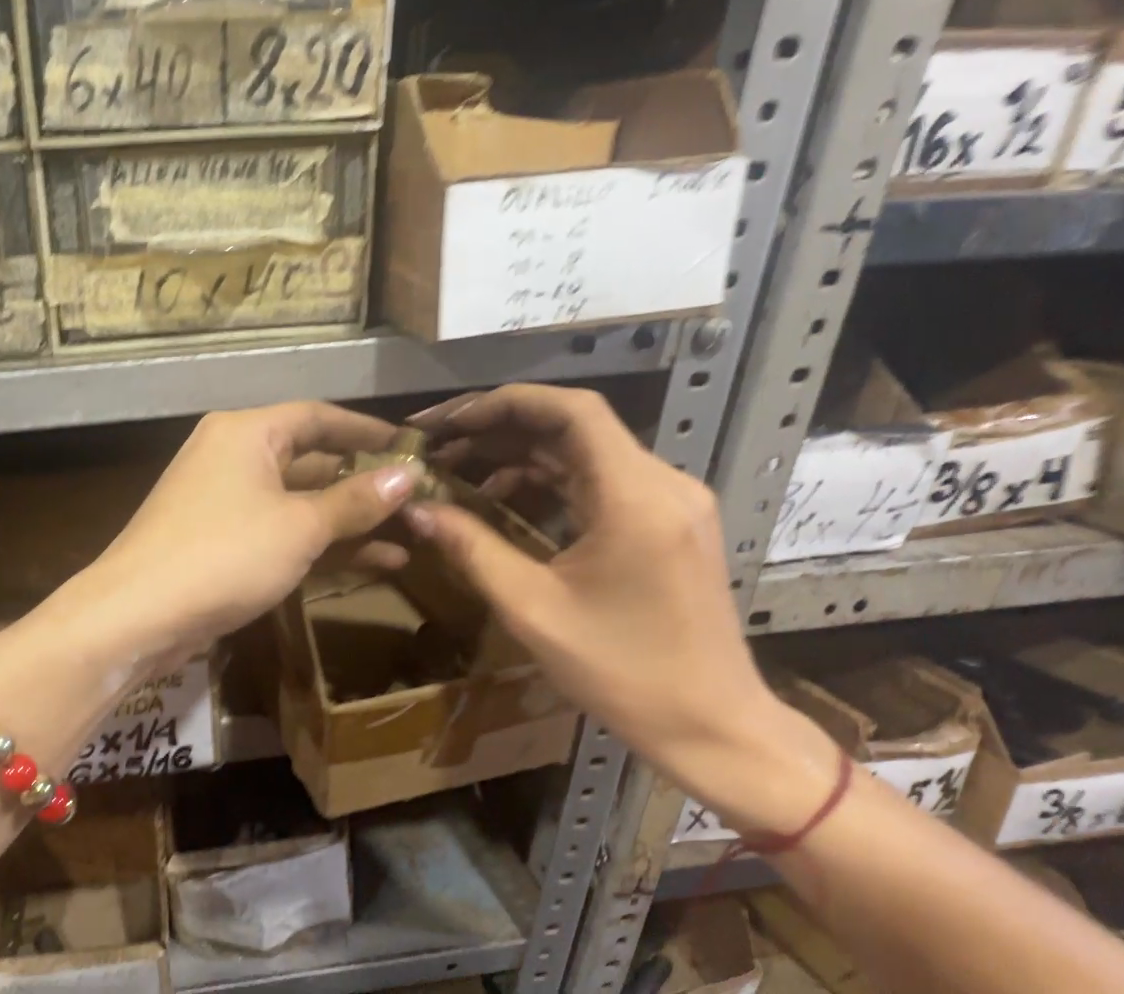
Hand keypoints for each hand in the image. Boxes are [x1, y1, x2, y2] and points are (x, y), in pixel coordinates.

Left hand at [80, 401, 420, 667]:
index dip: (367, 430)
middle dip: (363, 482)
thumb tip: (408, 474)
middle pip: (309, 459)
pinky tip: (374, 563)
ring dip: (348, 520)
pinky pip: (280, 531)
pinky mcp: (219, 541)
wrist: (137, 613)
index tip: (412, 446)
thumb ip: (355, 500)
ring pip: (298, 501)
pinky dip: (320, 544)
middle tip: (418, 499)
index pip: (318, 416)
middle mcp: (233, 456)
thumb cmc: (224, 554)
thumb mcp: (300, 526)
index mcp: (247, 432)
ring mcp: (223, 500)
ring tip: (410, 537)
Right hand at [403, 385, 816, 823]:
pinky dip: (549, 480)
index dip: (503, 403)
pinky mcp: (668, 525)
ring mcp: (670, 503)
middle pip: (574, 425)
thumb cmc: (623, 673)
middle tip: (438, 445)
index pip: (572, 411)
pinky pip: (600, 481)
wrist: (714, 728)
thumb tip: (416, 508)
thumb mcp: (532, 609)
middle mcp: (662, 485)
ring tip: (459, 469)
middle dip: (500, 428)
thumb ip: (472, 548)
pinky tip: (504, 497)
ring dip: (520, 454)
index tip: (447, 421)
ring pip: (585, 451)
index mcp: (635, 497)